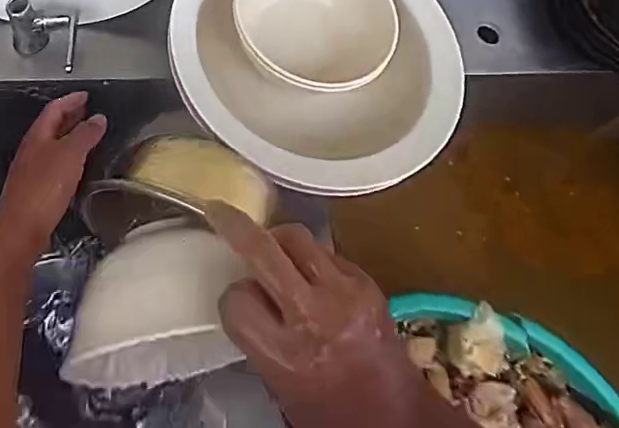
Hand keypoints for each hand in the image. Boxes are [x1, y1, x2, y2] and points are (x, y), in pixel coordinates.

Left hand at [0, 92, 106, 247]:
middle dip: (70, 117)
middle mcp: (31, 151)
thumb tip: (98, 118)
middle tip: (87, 111)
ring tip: (88, 137)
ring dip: (70, 138)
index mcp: (37, 136)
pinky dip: (68, 160)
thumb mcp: (71, 154)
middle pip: (51, 126)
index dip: (71, 99)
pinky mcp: (35, 192)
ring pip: (53, 146)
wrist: (18, 233)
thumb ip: (85, 134)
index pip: (54, 108)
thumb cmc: (41, 191)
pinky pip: (54, 166)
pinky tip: (78, 168)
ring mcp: (30, 172)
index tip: (85, 95)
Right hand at [206, 203, 458, 427]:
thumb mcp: (281, 384)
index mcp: (285, 356)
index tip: (235, 297)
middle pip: (264, 251)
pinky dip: (312, 257)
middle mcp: (313, 316)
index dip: (231, 296)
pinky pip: (327, 251)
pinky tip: (311, 273)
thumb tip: (244, 288)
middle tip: (221, 212)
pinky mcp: (366, 280)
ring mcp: (344, 292)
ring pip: (296, 237)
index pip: (236, 301)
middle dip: (237, 226)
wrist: (397, 419)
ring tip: (272, 249)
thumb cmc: (330, 412)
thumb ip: (260, 335)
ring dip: (278, 239)